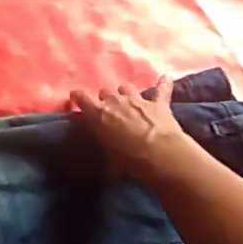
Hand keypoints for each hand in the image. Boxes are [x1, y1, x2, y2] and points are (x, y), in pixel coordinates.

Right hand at [70, 76, 197, 182]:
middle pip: (105, 92)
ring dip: (126, 93)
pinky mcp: (158, 103)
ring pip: (126, 87)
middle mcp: (115, 101)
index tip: (76, 98)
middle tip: (110, 111)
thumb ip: (105, 149)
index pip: (81, 97)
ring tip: (129, 101)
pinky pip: (161, 89)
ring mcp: (137, 99)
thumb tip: (103, 165)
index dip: (78, 97)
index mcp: (98, 114)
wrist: (161, 155)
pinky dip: (163, 84)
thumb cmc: (130, 160)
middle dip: (106, 99)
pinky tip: (166, 78)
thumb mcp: (110, 158)